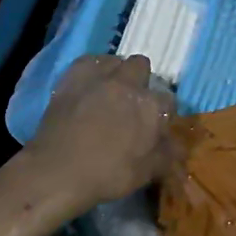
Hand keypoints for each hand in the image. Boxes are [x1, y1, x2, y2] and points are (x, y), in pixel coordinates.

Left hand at [24, 54, 176, 211]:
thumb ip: (166, 155)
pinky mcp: (72, 77)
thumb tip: (176, 146)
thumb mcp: (146, 173)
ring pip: (115, 60)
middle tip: (130, 105)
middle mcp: (128, 83)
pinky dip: (92, 69)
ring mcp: (98, 76)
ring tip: (109, 92)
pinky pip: (88, 61)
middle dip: (140, 82)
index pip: (168, 101)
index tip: (153, 127)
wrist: (58, 171)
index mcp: (151, 106)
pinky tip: (88, 86)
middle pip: (142, 67)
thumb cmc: (107, 175)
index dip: (162, 114)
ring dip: (116, 72)